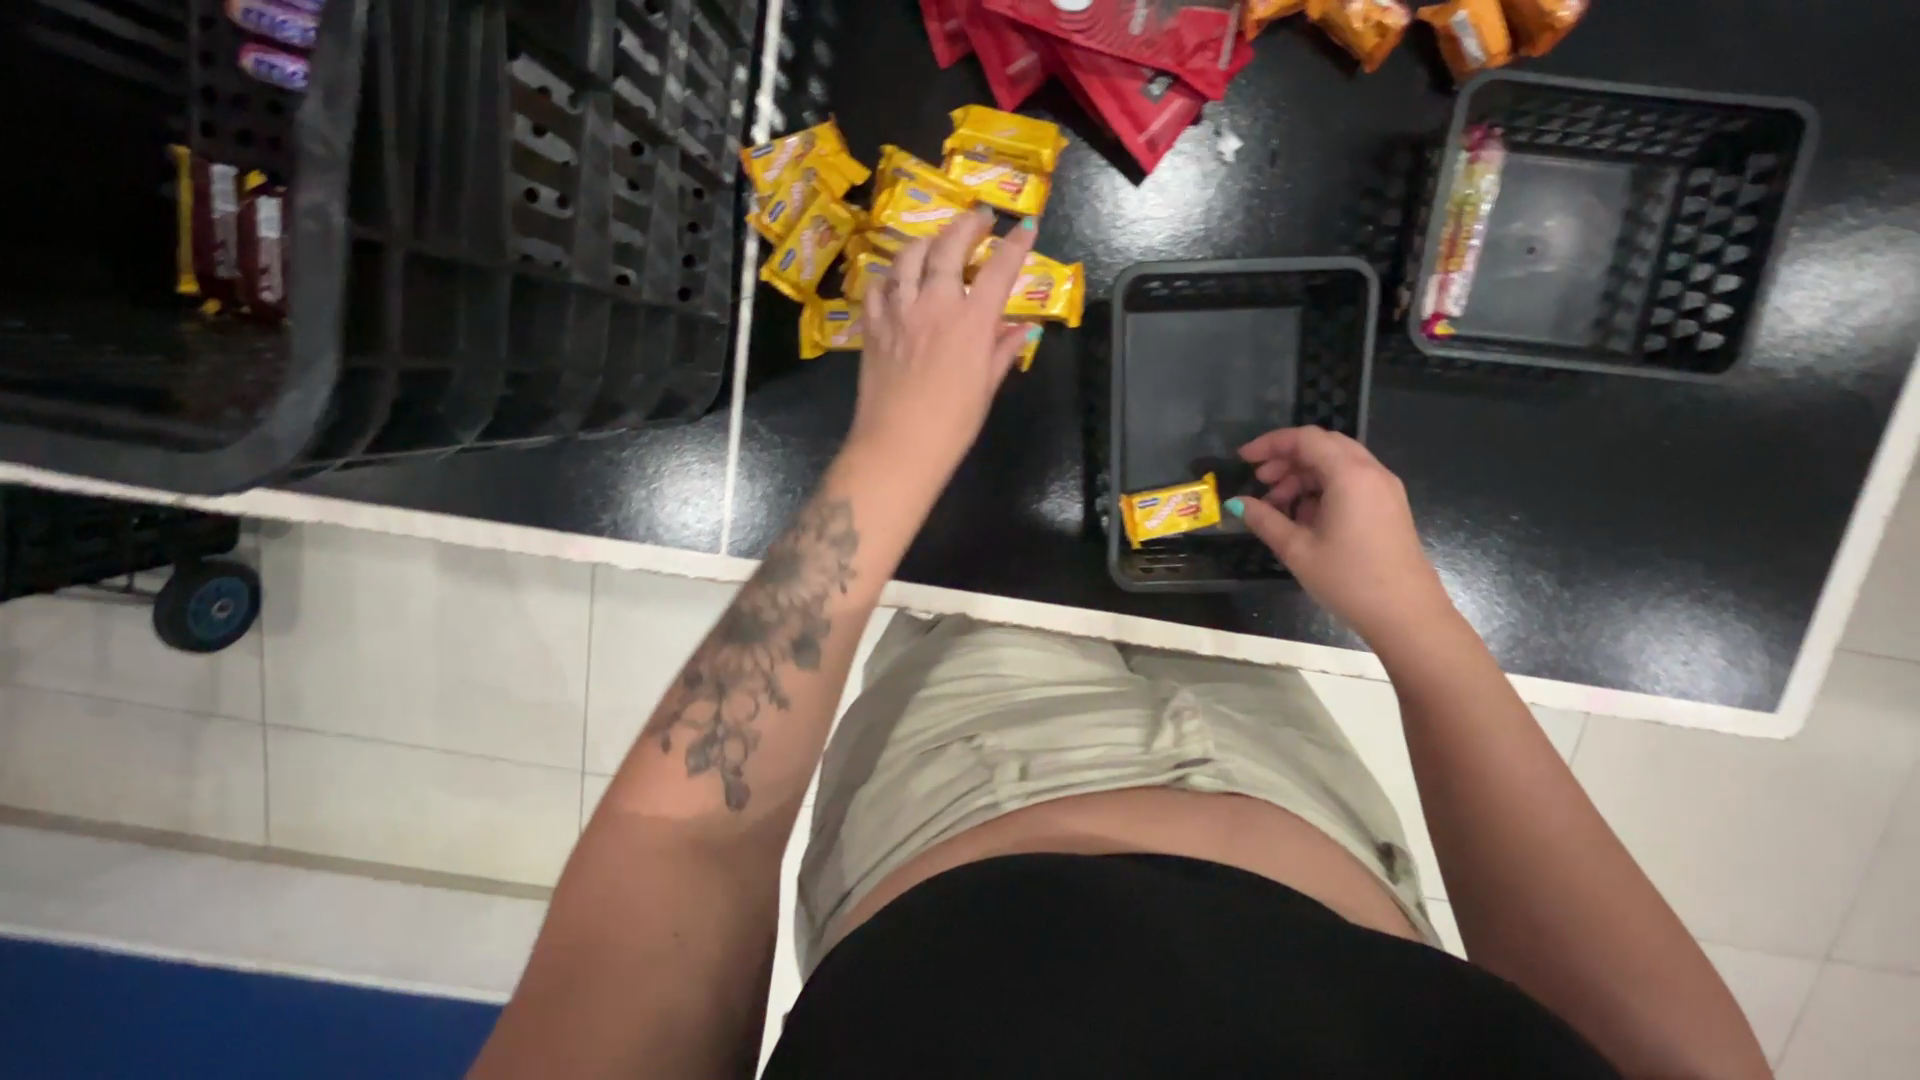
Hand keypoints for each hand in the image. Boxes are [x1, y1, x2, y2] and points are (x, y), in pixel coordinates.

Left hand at [846, 207, 1041, 479]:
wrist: (898, 447)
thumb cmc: (951, 426)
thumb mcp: (986, 388)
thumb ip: (1003, 351)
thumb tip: (1021, 328)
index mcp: (971, 323)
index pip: (999, 269)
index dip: (1016, 244)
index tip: (1026, 227)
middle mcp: (934, 305)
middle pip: (949, 247)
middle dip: (968, 226)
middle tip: (979, 219)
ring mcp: (898, 312)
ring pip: (909, 258)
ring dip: (927, 243)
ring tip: (937, 242)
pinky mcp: (872, 326)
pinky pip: (879, 286)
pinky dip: (892, 274)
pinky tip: (898, 278)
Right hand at [1229, 427, 1454, 645]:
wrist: (1406, 614)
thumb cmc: (1348, 579)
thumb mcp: (1297, 550)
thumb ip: (1265, 520)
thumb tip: (1238, 504)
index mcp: (1349, 475)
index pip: (1305, 439)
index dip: (1270, 444)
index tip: (1243, 460)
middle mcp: (1371, 472)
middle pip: (1323, 446)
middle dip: (1287, 459)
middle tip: (1260, 482)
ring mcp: (1384, 489)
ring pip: (1338, 464)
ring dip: (1303, 476)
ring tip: (1278, 506)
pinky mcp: (1389, 506)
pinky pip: (1351, 482)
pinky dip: (1323, 488)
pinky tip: (1305, 518)